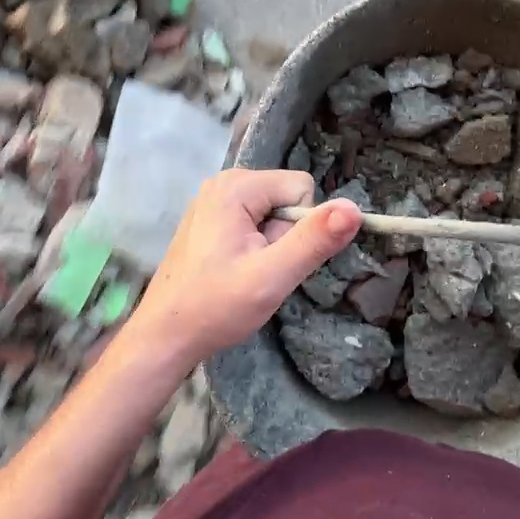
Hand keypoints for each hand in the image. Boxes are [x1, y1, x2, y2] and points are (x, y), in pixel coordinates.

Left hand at [124, 170, 361, 369]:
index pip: (302, 188)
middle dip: (284, 237)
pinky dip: (254, 249)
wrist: (165, 336)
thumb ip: (314, 240)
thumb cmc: (216, 307)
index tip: (272, 258)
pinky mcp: (210, 219)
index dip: (299, 228)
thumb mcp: (272, 276)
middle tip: (258, 271)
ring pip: (273, 214)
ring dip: (270, 246)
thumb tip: (354, 208)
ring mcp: (214, 200)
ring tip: (245, 274)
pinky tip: (234, 272)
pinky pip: (254, 223)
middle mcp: (223, 182)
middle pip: (286, 199)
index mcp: (236, 186)